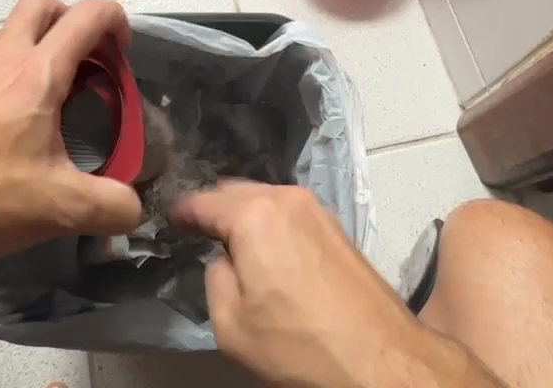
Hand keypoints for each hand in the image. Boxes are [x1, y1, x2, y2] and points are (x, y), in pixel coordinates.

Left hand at [0, 0, 144, 263]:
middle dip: (72, 19)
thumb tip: (134, 209)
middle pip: (41, 4)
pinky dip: (10, 63)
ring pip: (8, 27)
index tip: (124, 55)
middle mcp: (3, 60)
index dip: (115, 21)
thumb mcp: (61, 209)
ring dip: (38, 38)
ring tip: (53, 85)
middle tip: (88, 61)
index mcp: (37, 75)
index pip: (85, 16)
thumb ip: (111, 206)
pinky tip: (16, 112)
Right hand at [175, 181, 467, 387]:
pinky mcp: (337, 225)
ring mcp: (315, 207)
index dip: (182, 211)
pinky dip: (271, 222)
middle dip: (215, 208)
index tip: (170, 219)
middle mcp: (285, 197)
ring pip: (265, 198)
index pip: (204, 201)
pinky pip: (290, 211)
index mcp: (253, 214)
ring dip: (245, 213)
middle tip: (199, 231)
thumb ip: (215, 279)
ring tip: (233, 240)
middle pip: (236, 191)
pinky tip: (270, 249)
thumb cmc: (300, 344)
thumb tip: (224, 260)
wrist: (381, 360)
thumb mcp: (232, 325)